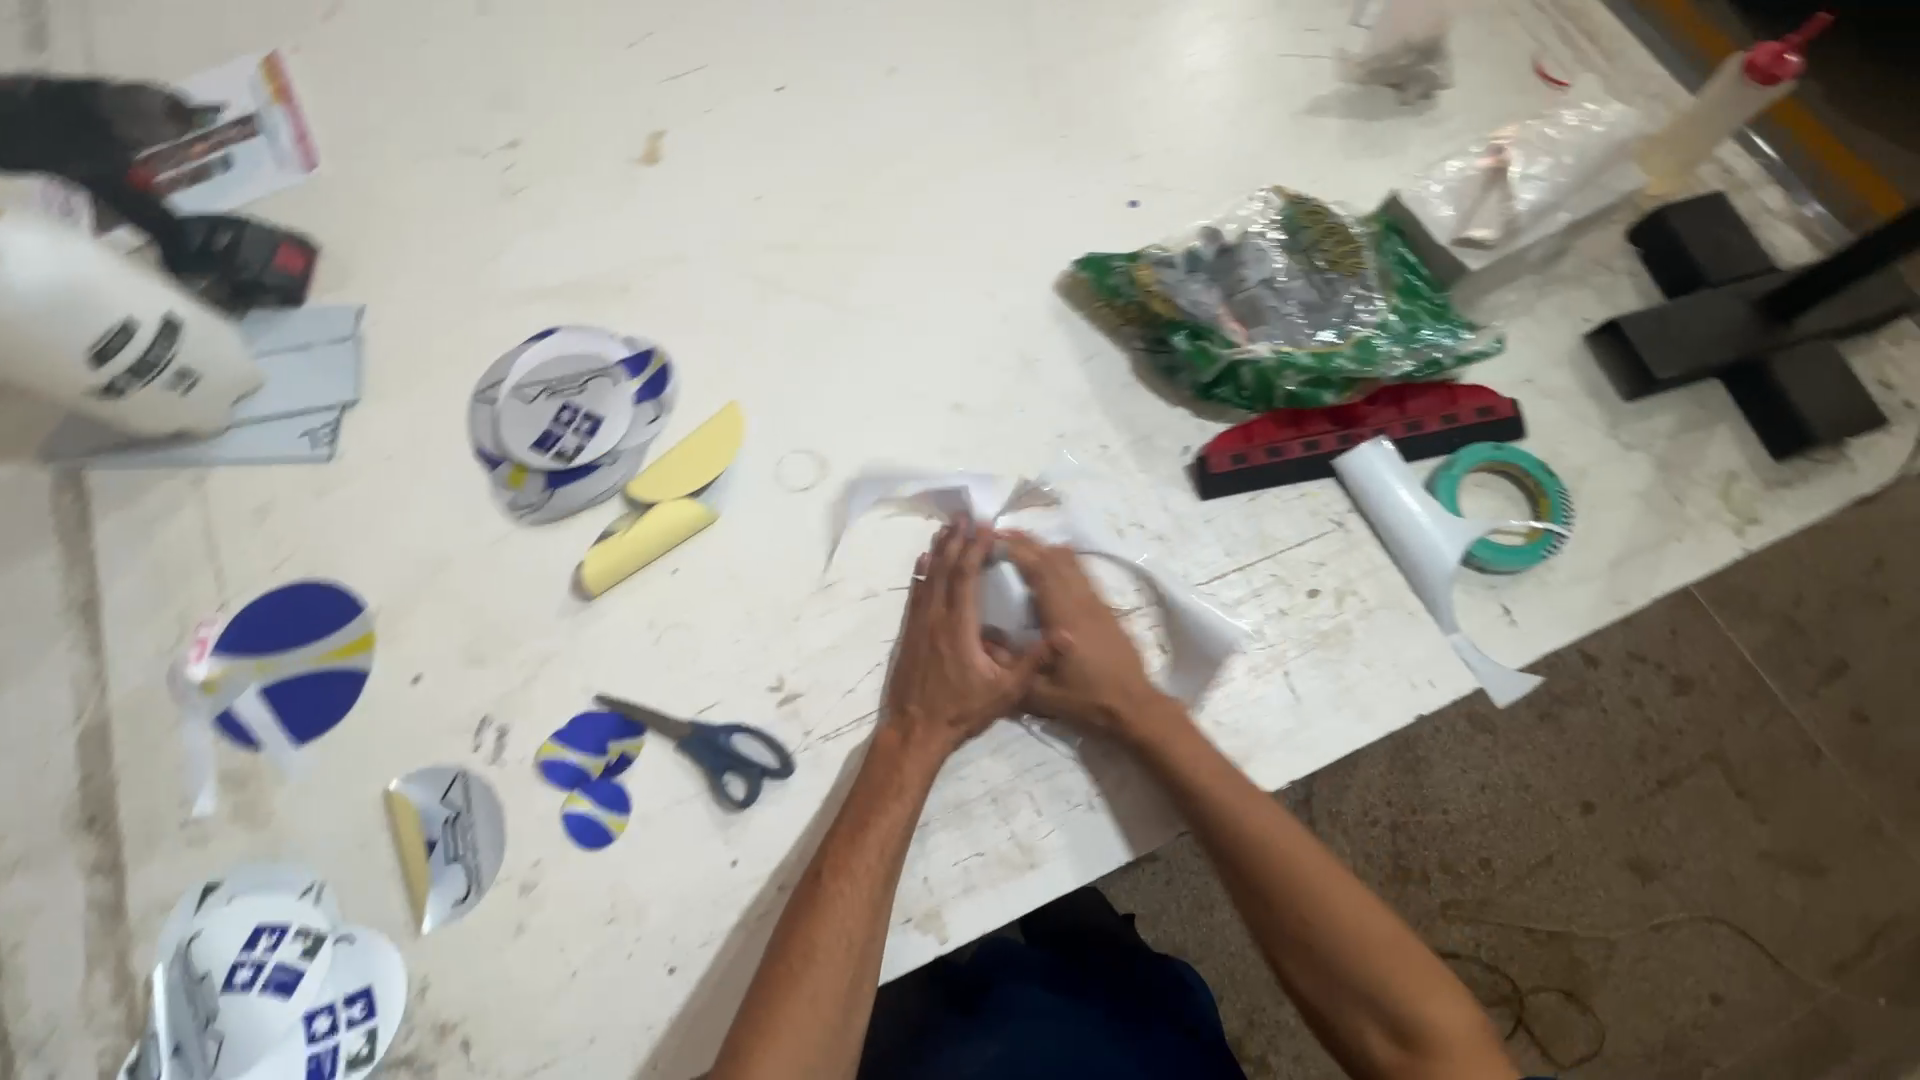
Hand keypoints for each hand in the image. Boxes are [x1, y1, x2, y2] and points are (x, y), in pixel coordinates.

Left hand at [881, 520, 1057, 759]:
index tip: (986, 528)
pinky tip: (922, 562)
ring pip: (927, 578)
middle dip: (956, 540)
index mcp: (959, 627)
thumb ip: (1034, 661)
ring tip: (945, 528)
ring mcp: (917, 626)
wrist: (915, 732)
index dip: (976, 549)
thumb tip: (1065, 636)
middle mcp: (935, 618)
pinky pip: (914, 595)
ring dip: (937, 551)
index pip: (966, 577)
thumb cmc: (962, 711)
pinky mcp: (907, 635)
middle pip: (944, 569)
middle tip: (964, 516)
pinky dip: (920, 574)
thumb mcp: (1005, 691)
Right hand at [996, 532, 1180, 739]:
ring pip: (1070, 560)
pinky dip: (1060, 560)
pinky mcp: (1105, 608)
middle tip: (998, 536)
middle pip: (1054, 557)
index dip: (1016, 550)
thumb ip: (1008, 664)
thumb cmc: (1086, 701)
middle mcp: (1081, 601)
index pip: (1039, 570)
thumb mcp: (1039, 693)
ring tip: (1018, 546)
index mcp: (1065, 617)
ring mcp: (1096, 602)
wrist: (1133, 707)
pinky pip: (1080, 571)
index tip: (993, 540)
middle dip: (1026, 542)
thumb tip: (981, 637)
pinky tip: (1047, 566)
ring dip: (1044, 548)